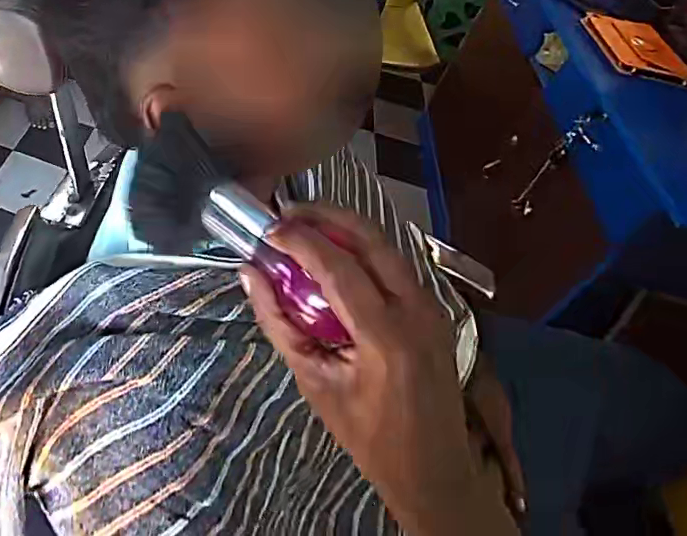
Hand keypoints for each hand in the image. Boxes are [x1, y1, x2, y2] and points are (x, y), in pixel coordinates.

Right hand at [242, 205, 516, 535]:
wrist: (437, 473)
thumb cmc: (369, 435)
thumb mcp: (313, 381)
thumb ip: (278, 322)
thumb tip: (250, 273)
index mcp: (387, 336)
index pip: (338, 266)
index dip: (300, 239)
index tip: (269, 229)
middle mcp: (416, 310)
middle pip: (370, 237)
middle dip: (325, 214)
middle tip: (288, 213)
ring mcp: (432, 306)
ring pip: (385, 242)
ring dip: (343, 225)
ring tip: (306, 223)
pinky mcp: (435, 308)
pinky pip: (394, 260)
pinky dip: (362, 244)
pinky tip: (335, 249)